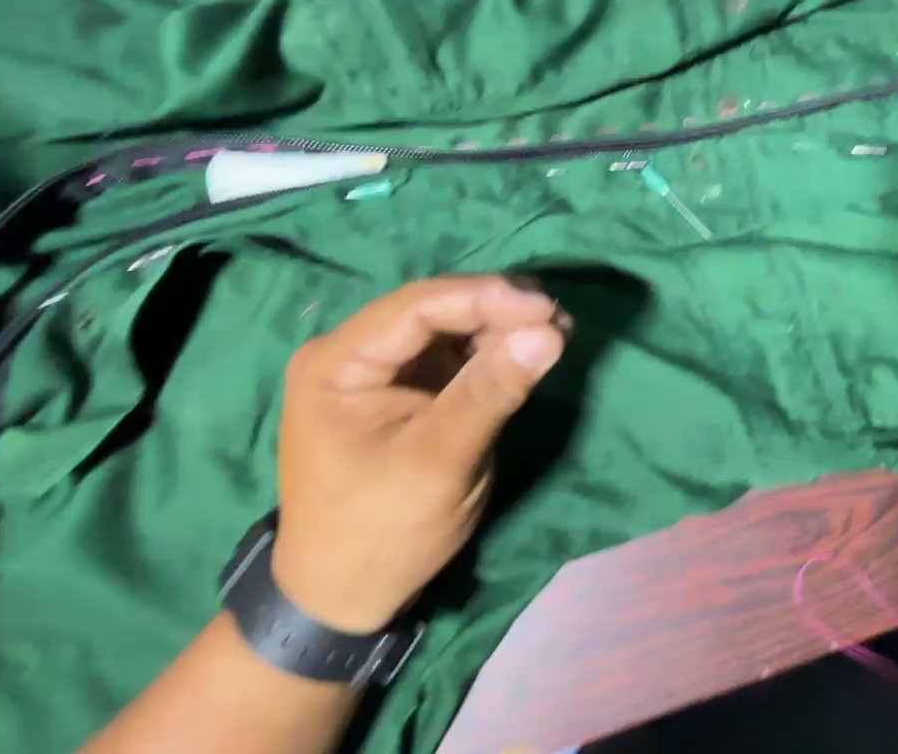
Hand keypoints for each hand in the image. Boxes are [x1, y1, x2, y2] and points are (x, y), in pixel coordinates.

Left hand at [270, 277, 566, 632]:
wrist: (345, 599)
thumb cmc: (380, 534)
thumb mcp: (439, 464)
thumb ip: (490, 393)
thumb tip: (550, 333)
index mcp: (337, 364)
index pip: (418, 307)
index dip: (485, 298)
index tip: (546, 308)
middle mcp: (353, 353)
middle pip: (436, 310)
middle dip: (499, 310)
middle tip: (560, 320)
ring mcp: (381, 370)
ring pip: (451, 328)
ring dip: (503, 327)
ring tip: (558, 331)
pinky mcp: (408, 389)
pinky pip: (456, 355)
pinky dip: (495, 352)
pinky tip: (532, 351)